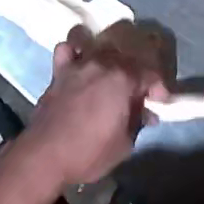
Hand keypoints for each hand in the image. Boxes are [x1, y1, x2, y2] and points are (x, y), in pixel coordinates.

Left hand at [16, 24, 160, 186]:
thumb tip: (145, 111)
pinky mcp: (58, 72)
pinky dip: (76, 51)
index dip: (159, 88)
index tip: (159, 103)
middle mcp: (101, 64)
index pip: (150, 74)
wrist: (44, 156)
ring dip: (110, 59)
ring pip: (99, 47)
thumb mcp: (125, 144)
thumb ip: (137, 121)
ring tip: (112, 76)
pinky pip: (67, 49)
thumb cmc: (89, 152)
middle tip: (138, 96)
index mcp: (122, 78)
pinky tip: (81, 62)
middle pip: (127, 58)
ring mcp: (77, 65)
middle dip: (137, 75)